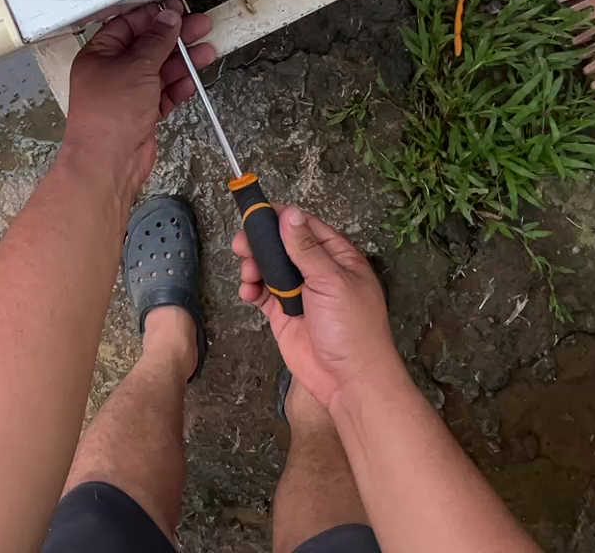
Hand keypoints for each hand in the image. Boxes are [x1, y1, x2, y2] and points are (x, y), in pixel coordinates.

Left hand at [62, 1, 214, 194]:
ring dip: (182, 61)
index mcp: (99, 54)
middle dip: (174, 37)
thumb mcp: (136, 67)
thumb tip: (167, 20)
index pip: (127, 25)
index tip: (175, 11)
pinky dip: (178, 87)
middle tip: (199, 27)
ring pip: (159, 70)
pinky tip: (191, 80)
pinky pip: (163, 94)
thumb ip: (155, 42)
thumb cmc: (108, 115)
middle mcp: (111, 72)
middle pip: (147, 46)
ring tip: (206, 51)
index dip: (152, 16)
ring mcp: (127, 93)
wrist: (108, 161)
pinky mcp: (141, 113)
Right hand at [235, 207, 402, 407]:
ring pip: (268, 267)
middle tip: (241, 244)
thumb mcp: (331, 281)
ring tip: (247, 273)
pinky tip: (248, 292)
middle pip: (281, 245)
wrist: (349, 381)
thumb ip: (306, 248)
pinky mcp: (283, 313)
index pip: (304, 226)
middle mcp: (316, 271)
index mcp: (336, 257)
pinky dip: (251, 289)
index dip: (280, 218)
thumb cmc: (352, 329)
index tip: (257, 213)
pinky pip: (262, 292)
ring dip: (253, 266)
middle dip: (260, 242)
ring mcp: (299, 292)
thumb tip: (290, 214)